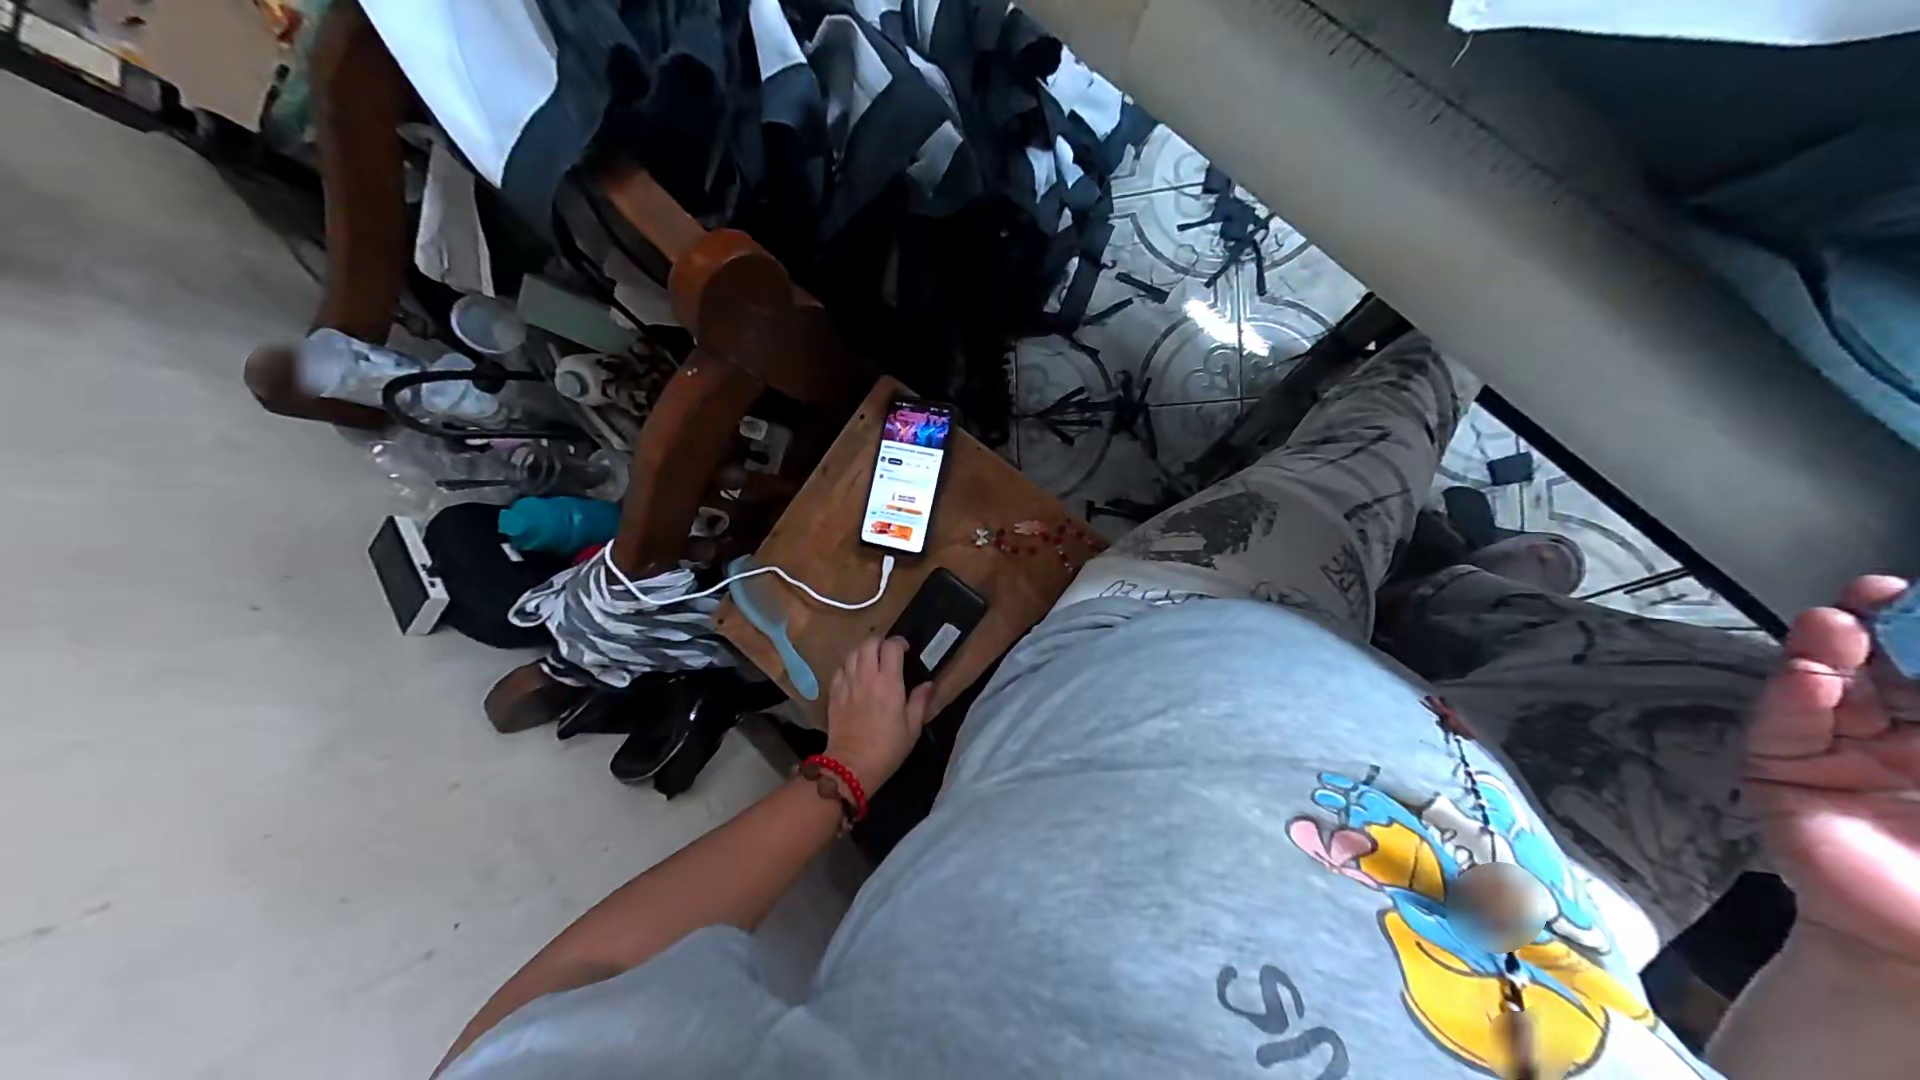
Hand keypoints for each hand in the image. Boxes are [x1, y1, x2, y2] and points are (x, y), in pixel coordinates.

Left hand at [825, 637, 933, 791]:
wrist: (851, 766)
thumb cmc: (887, 749)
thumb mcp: (912, 728)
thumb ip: (920, 702)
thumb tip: (927, 684)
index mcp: (889, 683)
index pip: (891, 647)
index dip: (899, 643)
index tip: (905, 650)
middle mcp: (866, 677)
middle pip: (869, 643)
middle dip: (879, 642)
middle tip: (887, 652)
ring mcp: (847, 684)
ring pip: (852, 653)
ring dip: (863, 652)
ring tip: (870, 661)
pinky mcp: (834, 694)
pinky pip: (840, 669)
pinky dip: (848, 667)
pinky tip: (854, 676)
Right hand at [1746, 575, 1919, 964]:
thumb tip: (1918, 679)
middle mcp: (1900, 741)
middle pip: (1884, 674)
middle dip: (1884, 634)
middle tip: (1883, 596)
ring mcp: (1836, 755)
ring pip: (1825, 691)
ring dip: (1827, 654)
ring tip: (1835, 622)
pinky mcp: (1782, 772)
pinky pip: (1781, 728)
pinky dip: (1789, 699)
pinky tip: (1804, 675)